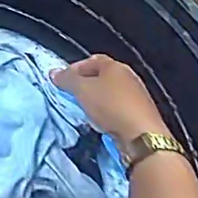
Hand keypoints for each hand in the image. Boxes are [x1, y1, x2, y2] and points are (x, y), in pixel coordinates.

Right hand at [51, 55, 168, 142]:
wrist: (143, 137)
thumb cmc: (110, 106)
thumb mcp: (82, 90)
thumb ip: (67, 80)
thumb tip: (54, 73)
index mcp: (115, 66)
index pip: (91, 61)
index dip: (74, 69)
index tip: (63, 81)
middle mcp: (129, 77)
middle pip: (102, 76)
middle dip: (86, 85)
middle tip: (73, 96)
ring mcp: (138, 96)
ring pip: (111, 93)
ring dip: (98, 100)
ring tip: (86, 111)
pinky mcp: (142, 114)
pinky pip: (119, 108)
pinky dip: (109, 112)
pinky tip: (103, 123)